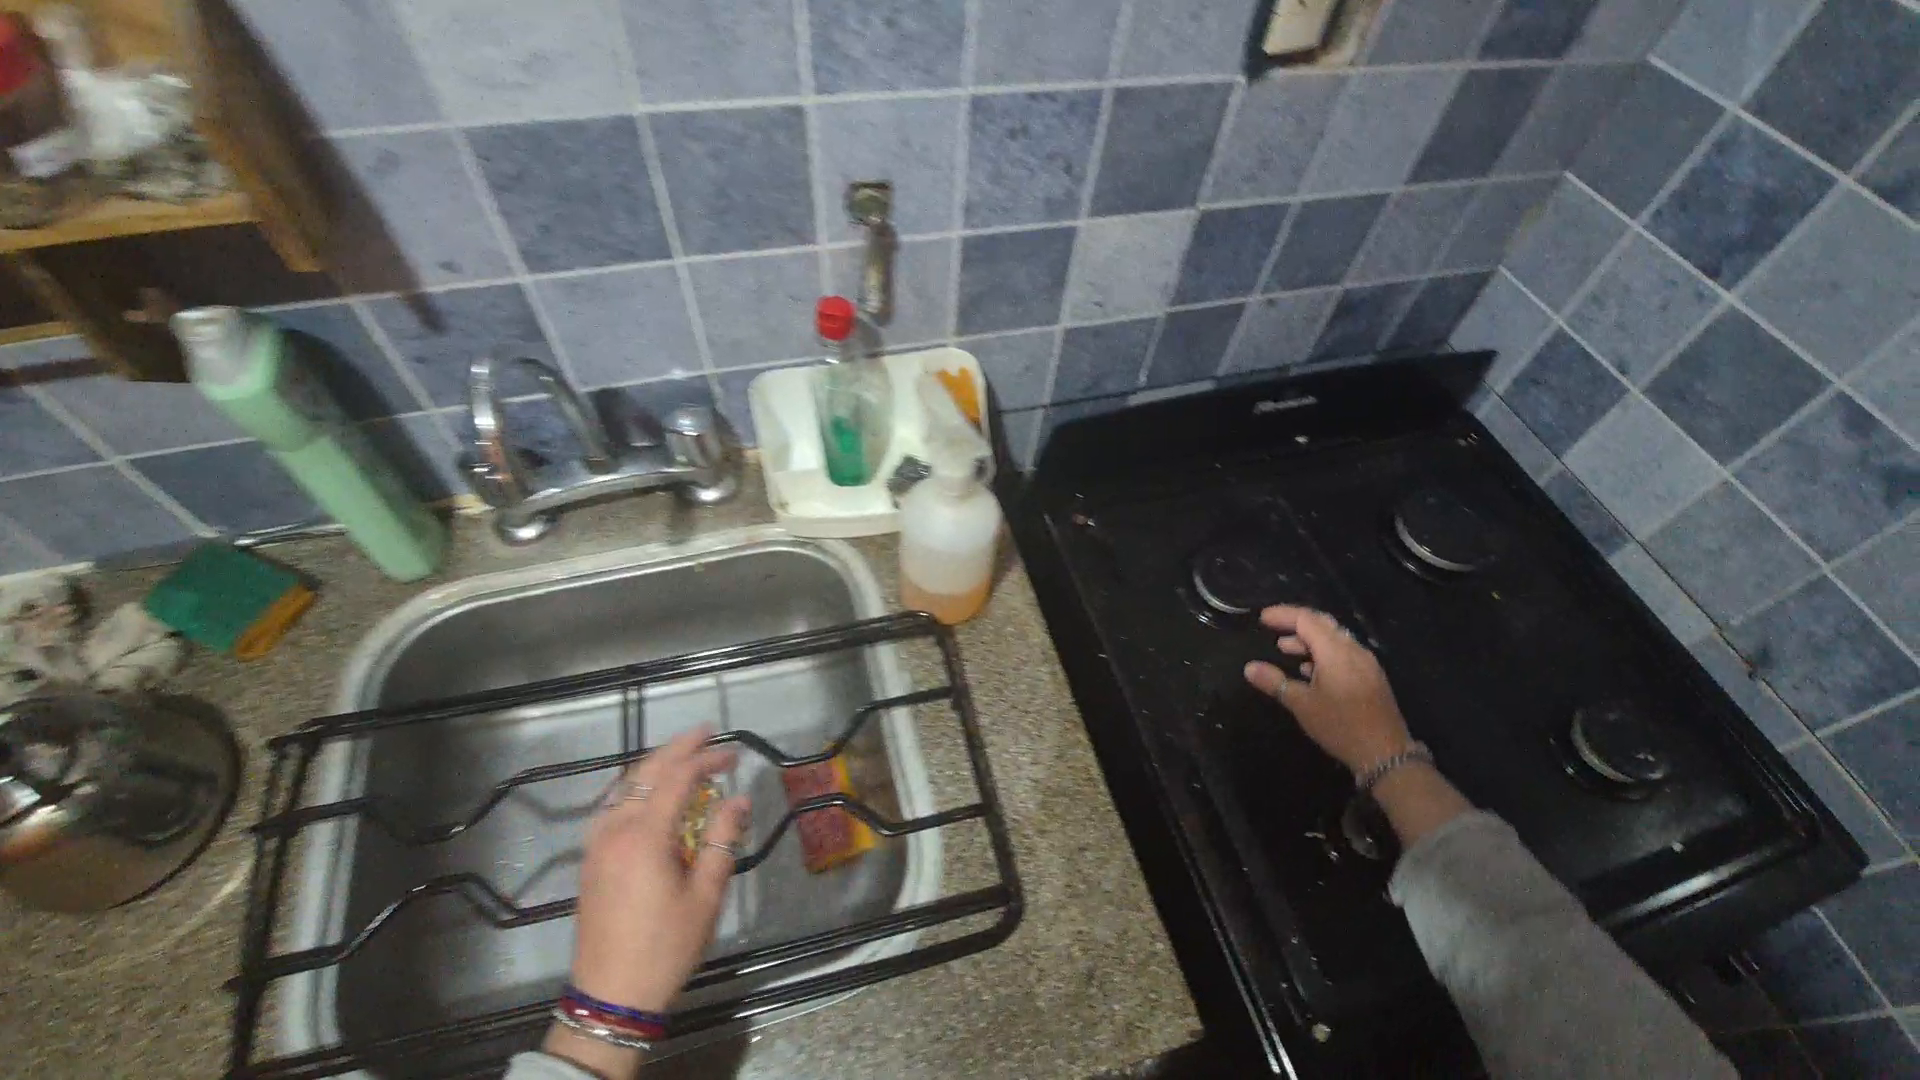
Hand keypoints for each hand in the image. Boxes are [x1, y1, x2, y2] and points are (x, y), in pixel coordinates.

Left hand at [568, 728, 750, 1011]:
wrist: (612, 994)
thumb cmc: (666, 945)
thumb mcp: (706, 895)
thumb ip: (722, 839)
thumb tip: (739, 799)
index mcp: (644, 837)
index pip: (677, 778)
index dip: (706, 759)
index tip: (734, 754)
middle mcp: (614, 830)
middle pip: (645, 772)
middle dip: (679, 749)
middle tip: (708, 734)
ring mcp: (596, 843)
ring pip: (623, 786)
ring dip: (655, 765)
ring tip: (684, 757)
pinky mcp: (590, 858)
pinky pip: (612, 805)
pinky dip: (635, 786)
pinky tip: (650, 791)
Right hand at [1243, 605, 1413, 774]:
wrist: (1386, 754)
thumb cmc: (1340, 726)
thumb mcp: (1302, 705)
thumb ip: (1275, 682)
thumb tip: (1249, 667)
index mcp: (1336, 652)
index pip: (1307, 619)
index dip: (1283, 615)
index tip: (1262, 618)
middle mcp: (1353, 650)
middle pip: (1323, 624)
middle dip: (1296, 623)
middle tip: (1273, 628)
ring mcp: (1366, 663)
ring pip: (1334, 638)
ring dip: (1309, 640)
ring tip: (1285, 649)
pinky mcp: (1371, 676)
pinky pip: (1344, 652)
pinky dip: (1323, 652)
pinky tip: (1310, 670)